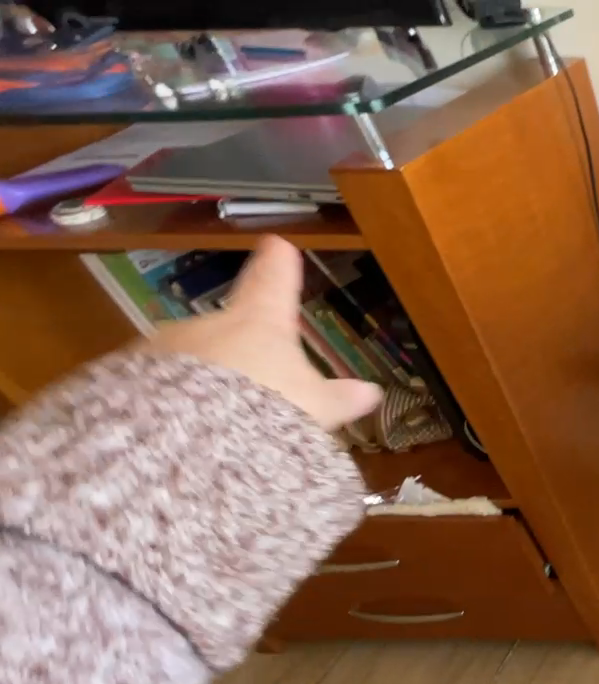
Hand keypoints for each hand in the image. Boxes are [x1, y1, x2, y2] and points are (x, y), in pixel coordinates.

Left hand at [152, 236, 381, 430]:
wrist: (190, 430)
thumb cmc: (267, 405)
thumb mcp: (319, 406)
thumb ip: (343, 398)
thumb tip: (370, 391)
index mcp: (260, 323)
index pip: (273, 284)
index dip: (279, 265)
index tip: (278, 243)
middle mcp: (210, 324)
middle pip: (234, 329)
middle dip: (246, 350)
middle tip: (264, 384)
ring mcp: (167, 345)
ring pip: (199, 356)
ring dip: (213, 375)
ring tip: (230, 413)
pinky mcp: (134, 371)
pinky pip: (169, 379)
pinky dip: (184, 392)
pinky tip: (198, 419)